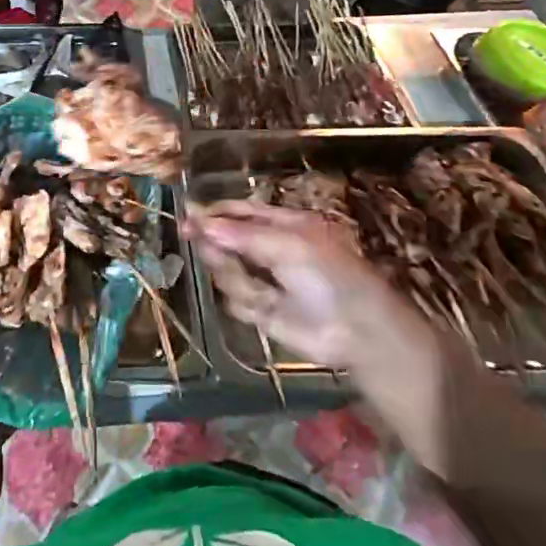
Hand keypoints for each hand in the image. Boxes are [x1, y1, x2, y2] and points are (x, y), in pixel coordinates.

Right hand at [186, 199, 434, 371]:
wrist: (358, 332)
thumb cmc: (329, 276)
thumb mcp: (287, 246)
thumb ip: (242, 235)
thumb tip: (200, 222)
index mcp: (281, 225)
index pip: (238, 213)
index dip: (213, 214)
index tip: (187, 217)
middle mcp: (268, 249)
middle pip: (225, 241)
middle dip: (217, 246)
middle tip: (207, 248)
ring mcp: (263, 280)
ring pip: (225, 271)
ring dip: (235, 277)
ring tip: (262, 291)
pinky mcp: (260, 311)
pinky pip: (235, 300)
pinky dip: (247, 301)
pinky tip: (268, 306)